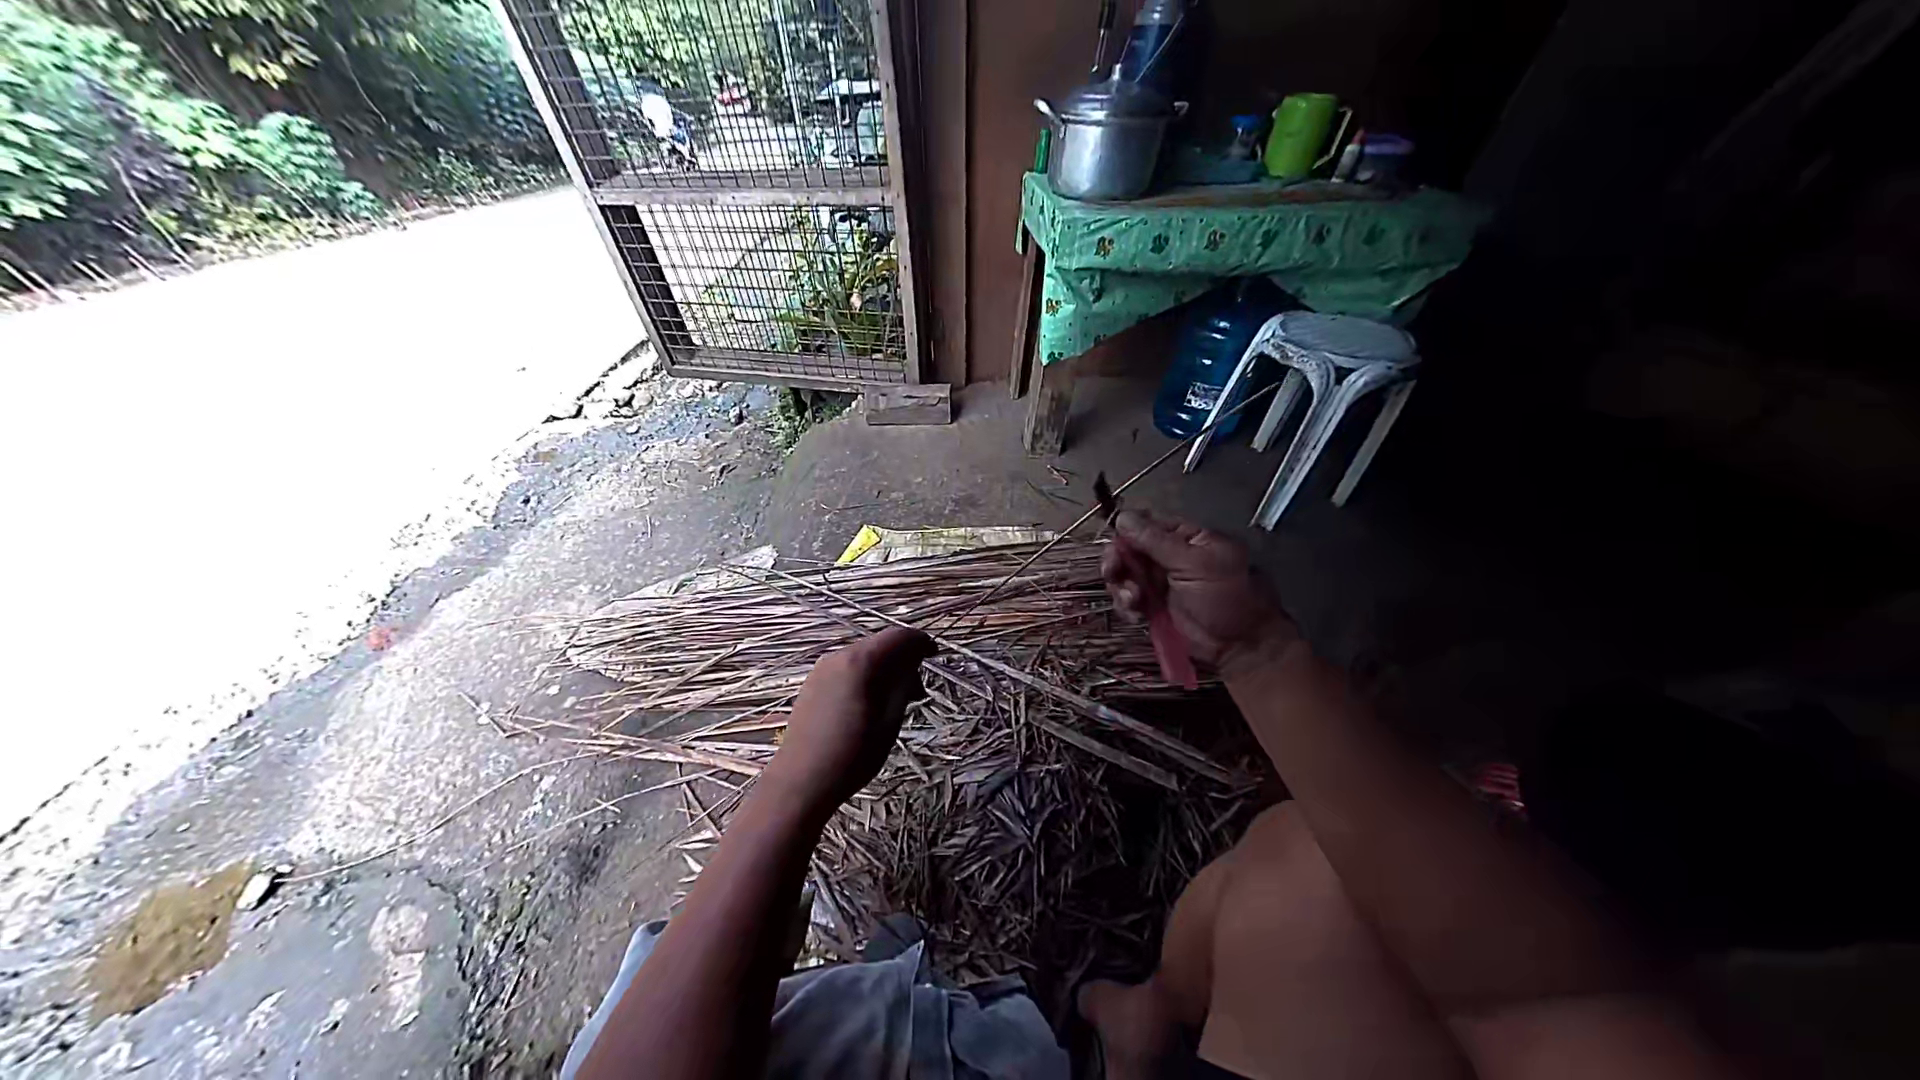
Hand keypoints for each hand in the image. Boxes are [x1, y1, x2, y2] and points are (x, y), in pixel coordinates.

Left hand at [759, 627, 935, 818]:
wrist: (801, 782)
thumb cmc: (853, 755)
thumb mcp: (889, 721)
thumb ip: (903, 684)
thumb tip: (913, 662)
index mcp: (860, 662)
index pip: (898, 637)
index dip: (920, 642)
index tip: (934, 655)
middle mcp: (839, 656)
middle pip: (880, 644)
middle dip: (903, 659)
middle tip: (917, 690)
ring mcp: (822, 669)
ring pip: (863, 656)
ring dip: (885, 669)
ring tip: (896, 700)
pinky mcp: (813, 683)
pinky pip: (847, 668)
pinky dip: (866, 676)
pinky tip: (871, 702)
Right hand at [1102, 510, 1299, 674]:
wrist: (1238, 646)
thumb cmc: (1224, 598)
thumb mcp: (1193, 564)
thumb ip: (1155, 541)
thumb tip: (1123, 517)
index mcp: (1187, 537)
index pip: (1147, 525)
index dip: (1127, 534)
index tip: (1116, 547)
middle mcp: (1170, 556)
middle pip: (1129, 549)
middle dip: (1118, 561)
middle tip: (1113, 573)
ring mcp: (1160, 581)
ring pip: (1124, 574)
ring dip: (1121, 586)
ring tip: (1132, 600)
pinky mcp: (1152, 606)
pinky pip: (1128, 598)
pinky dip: (1126, 605)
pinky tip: (1136, 613)